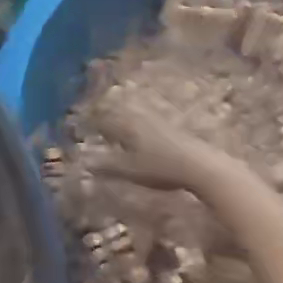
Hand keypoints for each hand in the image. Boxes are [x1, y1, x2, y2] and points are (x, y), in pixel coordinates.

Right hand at [86, 88, 237, 191]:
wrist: (200, 165)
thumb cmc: (161, 168)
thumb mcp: (130, 170)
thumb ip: (106, 166)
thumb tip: (85, 164)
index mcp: (127, 125)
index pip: (103, 118)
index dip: (92, 121)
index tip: (83, 124)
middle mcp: (140, 117)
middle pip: (119, 112)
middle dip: (107, 117)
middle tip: (97, 123)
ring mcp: (158, 120)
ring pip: (134, 114)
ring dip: (124, 119)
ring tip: (117, 129)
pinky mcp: (172, 127)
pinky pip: (148, 121)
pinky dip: (139, 125)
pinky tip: (142, 137)